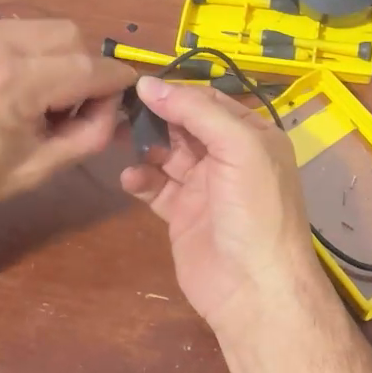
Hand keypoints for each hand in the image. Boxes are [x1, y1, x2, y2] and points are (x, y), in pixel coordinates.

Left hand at [0, 19, 135, 245]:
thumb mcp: (32, 172)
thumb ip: (90, 135)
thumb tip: (118, 107)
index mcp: (10, 84)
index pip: (91, 67)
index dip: (115, 82)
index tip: (123, 96)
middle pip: (71, 34)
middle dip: (84, 66)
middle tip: (71, 104)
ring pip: (40, 26)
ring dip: (52, 55)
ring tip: (32, 95)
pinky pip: (4, 28)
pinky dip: (18, 51)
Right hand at [119, 77, 327, 331]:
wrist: (254, 288)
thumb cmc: (255, 208)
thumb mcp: (238, 147)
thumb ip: (197, 112)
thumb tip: (148, 83)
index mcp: (253, 135)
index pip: (210, 101)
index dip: (177, 92)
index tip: (138, 84)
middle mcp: (230, 157)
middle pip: (186, 125)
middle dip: (156, 116)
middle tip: (119, 108)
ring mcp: (206, 187)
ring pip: (168, 154)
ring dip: (144, 145)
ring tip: (117, 138)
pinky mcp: (183, 215)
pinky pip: (157, 187)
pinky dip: (141, 179)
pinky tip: (130, 178)